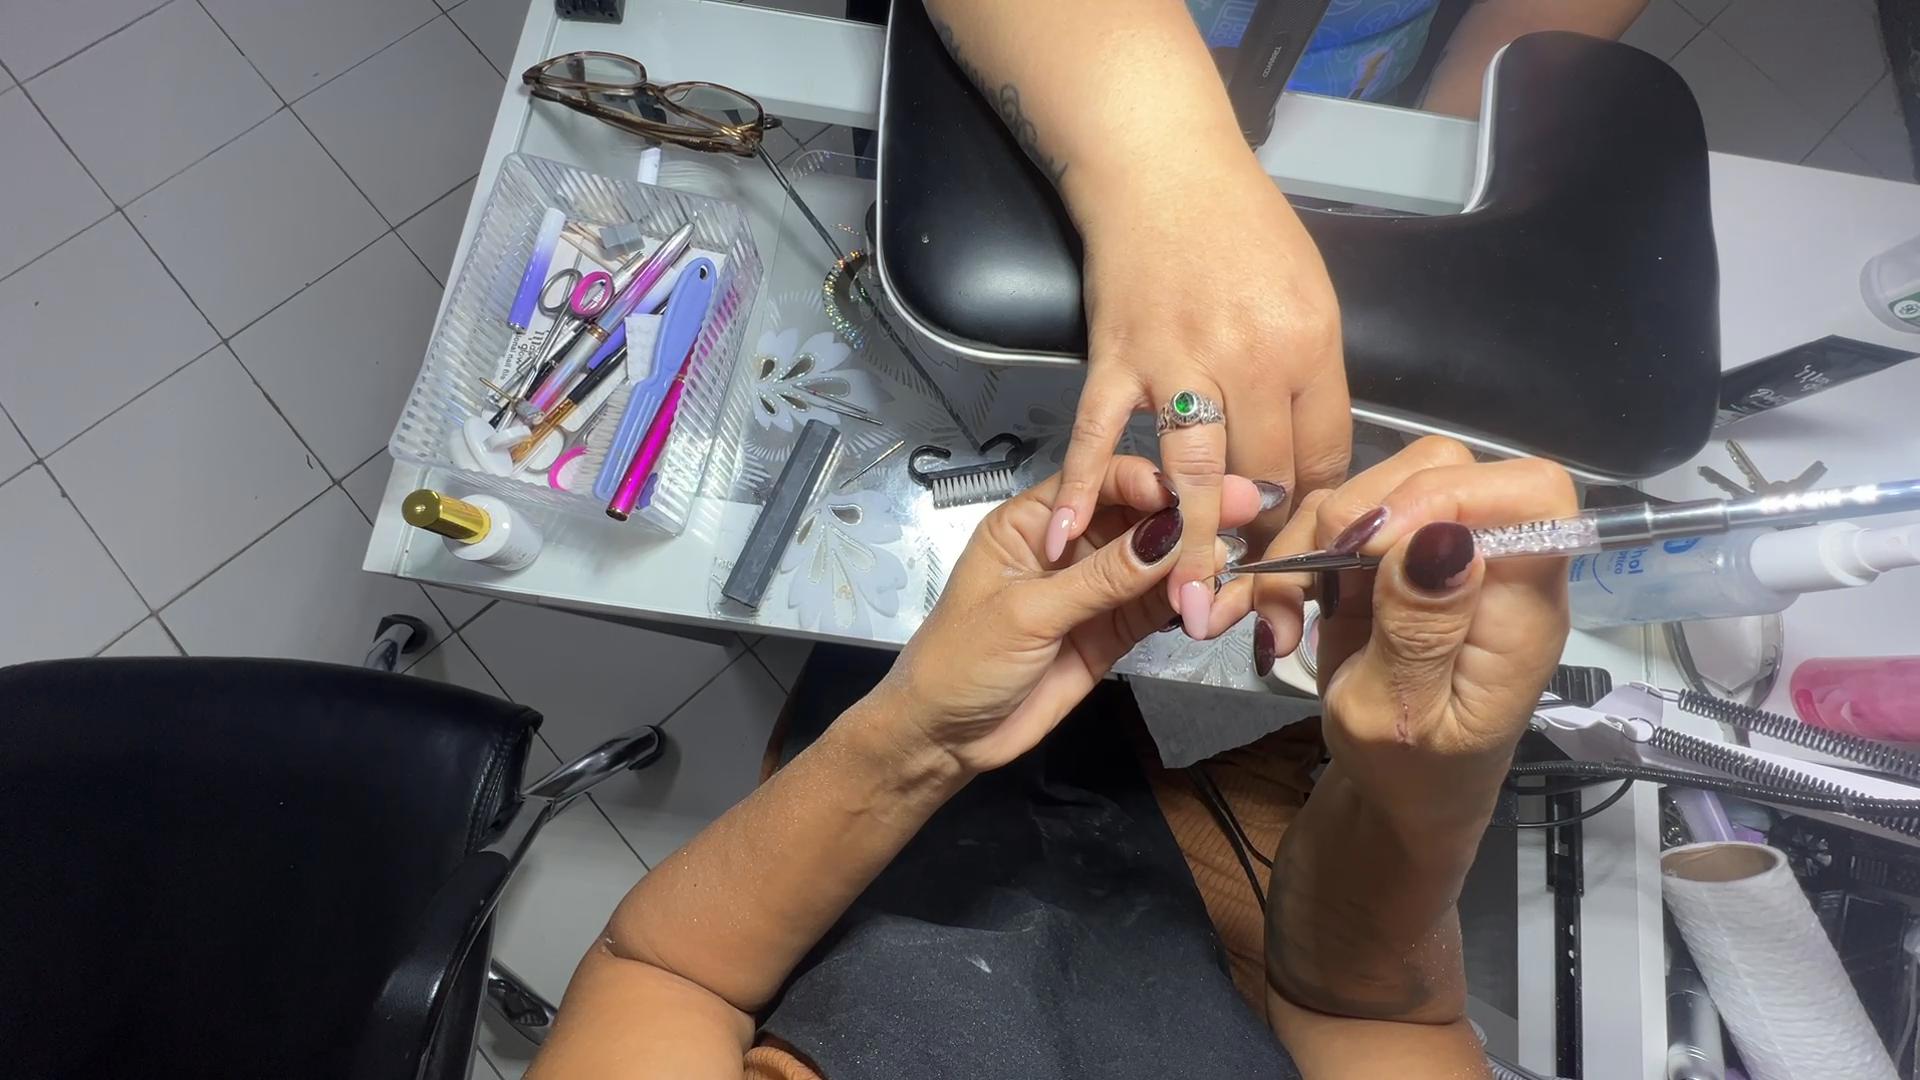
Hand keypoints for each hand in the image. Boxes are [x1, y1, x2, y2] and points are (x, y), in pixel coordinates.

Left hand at [883, 457, 1266, 773]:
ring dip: (1194, 557)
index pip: (1095, 482)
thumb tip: (1172, 534)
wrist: (947, 736)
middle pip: (1135, 517)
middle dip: (1185, 514)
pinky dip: (1185, 600)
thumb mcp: (1027, 613)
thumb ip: (1100, 578)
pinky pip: (1155, 605)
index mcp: (1032, 522)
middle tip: (1247, 505)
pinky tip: (1218, 591)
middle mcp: (1069, 545)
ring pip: (1153, 560)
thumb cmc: (964, 660)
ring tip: (1243, 549)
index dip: (1144, 483)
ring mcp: (1093, 589)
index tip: (1190, 494)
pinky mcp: (1111, 629)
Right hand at [1047, 151, 1348, 641]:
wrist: (1162, 170)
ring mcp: (1173, 364)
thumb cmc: (1242, 229)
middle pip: (1263, 476)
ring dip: (1191, 548)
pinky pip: (1098, 435)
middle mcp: (1247, 360)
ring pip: (1191, 473)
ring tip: (1193, 612)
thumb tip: (1299, 460)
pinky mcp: (1113, 363)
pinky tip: (1068, 539)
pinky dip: (1084, 489)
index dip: (1315, 513)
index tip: (1303, 557)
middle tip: (1261, 617)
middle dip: (1263, 548)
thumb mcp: (1308, 295)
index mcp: (1308, 343)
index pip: (1322, 454)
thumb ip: (1310, 381)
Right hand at [1226, 437, 1576, 828]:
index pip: (1528, 495)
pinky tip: (1280, 608)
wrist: (1396, 789)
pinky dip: (1290, 556)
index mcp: (1519, 605)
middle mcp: (1484, 564)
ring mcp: (1430, 557)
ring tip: (1285, 611)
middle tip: (1316, 580)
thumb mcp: (1403, 717)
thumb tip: (1440, 539)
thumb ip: (1421, 631)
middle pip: (1437, 468)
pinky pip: (1329, 521)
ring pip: (1371, 486)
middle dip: (1355, 513)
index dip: (1445, 497)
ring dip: (1308, 540)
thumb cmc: (1413, 772)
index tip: (1369, 547)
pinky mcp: (1382, 561)